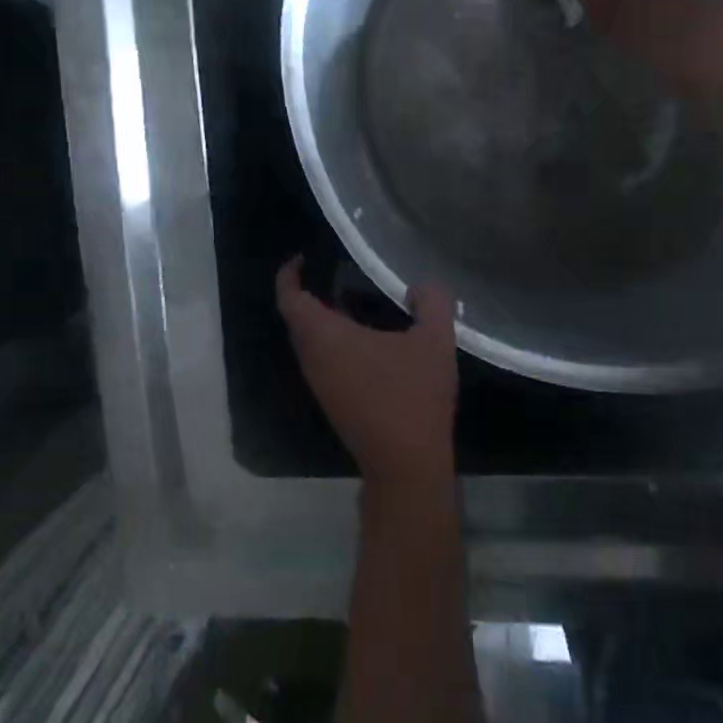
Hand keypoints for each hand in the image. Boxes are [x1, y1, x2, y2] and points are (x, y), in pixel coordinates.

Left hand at [275, 257, 458, 485]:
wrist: (406, 464)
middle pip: (298, 319)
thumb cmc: (413, 396)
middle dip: (311, 293)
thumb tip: (421, 286)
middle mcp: (313, 359)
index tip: (303, 258)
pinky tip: (371, 339)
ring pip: (312, 342)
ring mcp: (320, 384)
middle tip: (340, 272)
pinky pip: (324, 360)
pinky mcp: (333, 402)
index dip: (289, 274)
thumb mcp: (434, 341)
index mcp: (325, 338)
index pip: (290, 298)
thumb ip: (431, 302)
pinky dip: (336, 341)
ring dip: (326, 319)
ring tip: (358, 300)